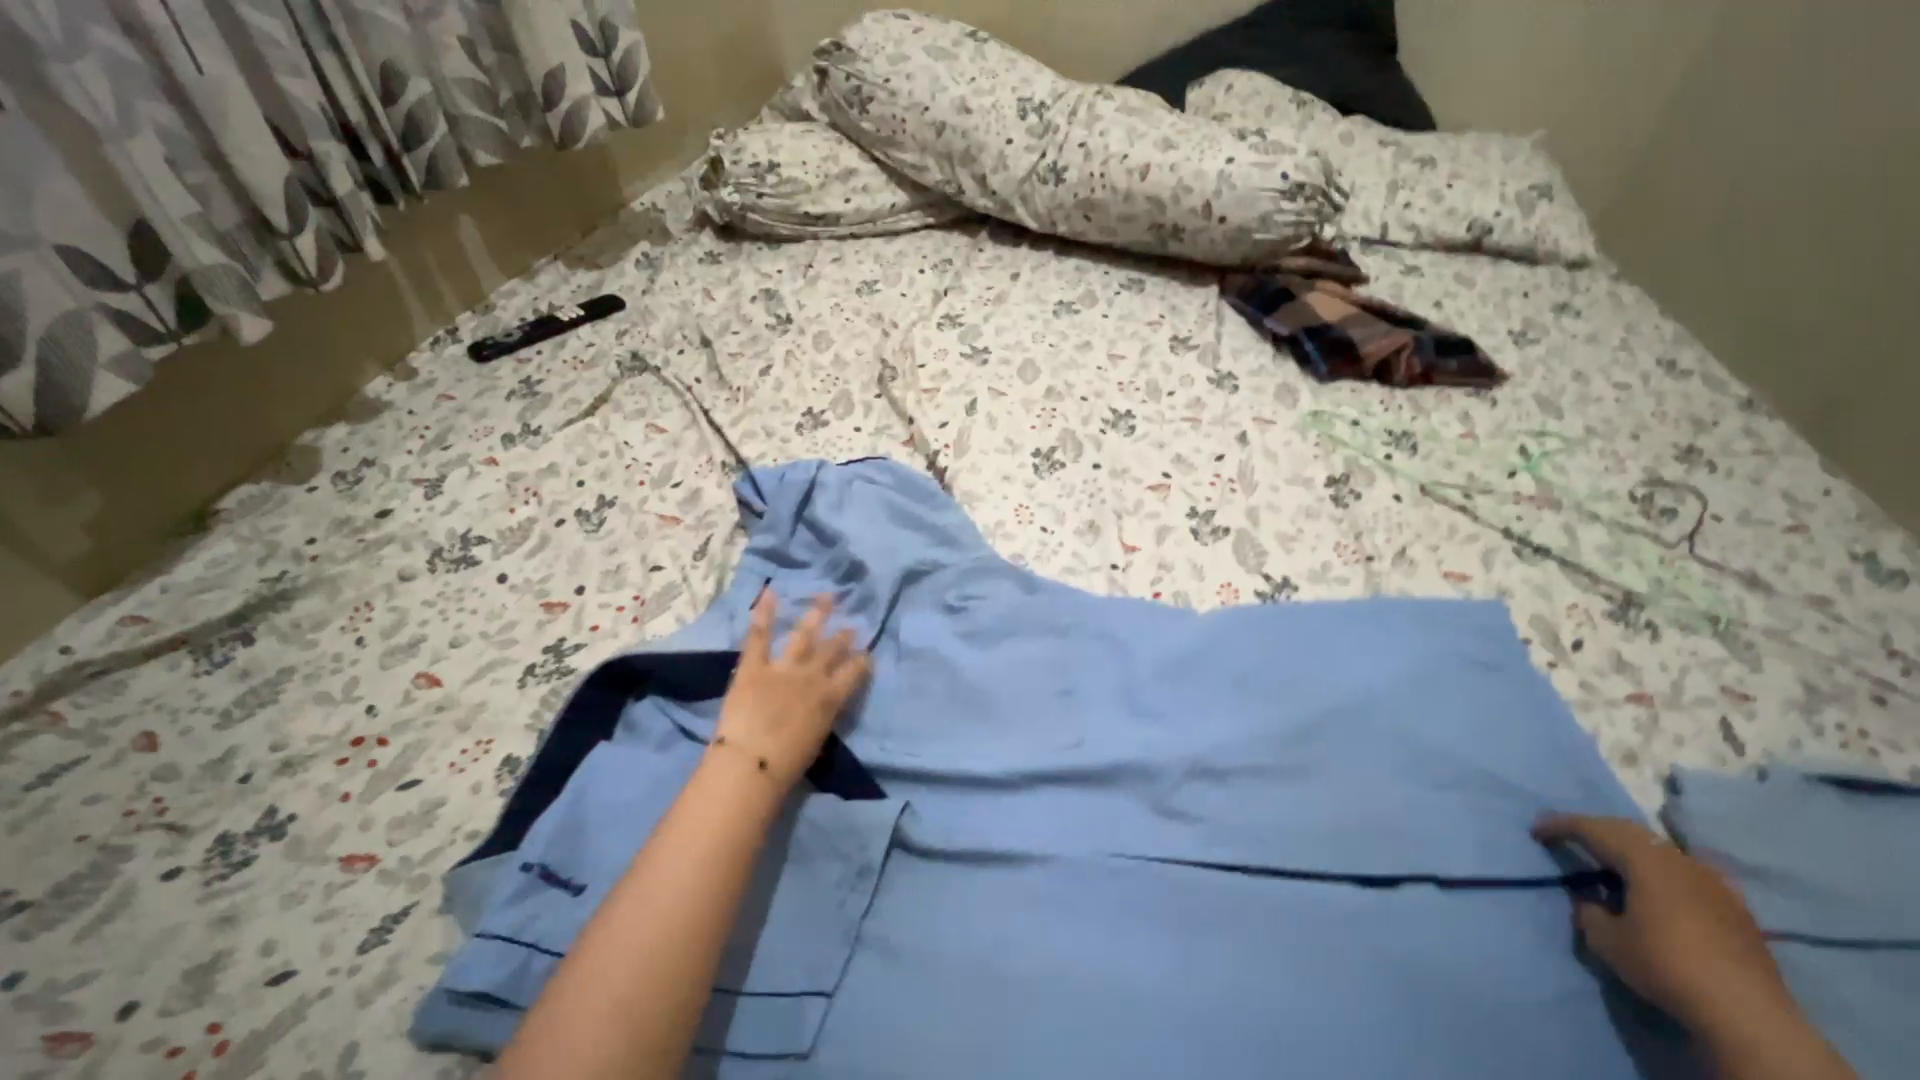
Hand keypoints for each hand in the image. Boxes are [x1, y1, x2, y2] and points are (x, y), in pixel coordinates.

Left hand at [712, 592, 869, 788]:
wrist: (752, 763)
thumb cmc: (788, 764)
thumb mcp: (818, 738)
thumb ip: (824, 715)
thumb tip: (824, 705)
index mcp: (831, 698)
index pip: (855, 672)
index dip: (862, 661)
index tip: (866, 654)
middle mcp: (812, 676)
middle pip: (832, 650)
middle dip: (843, 636)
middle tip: (850, 625)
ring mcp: (783, 668)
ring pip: (804, 635)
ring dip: (816, 614)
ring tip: (826, 597)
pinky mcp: (754, 666)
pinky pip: (760, 635)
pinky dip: (764, 613)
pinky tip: (770, 592)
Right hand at [1533, 815, 1789, 1030]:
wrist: (1746, 1011)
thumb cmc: (1665, 965)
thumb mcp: (1608, 941)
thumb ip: (1590, 912)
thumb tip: (1591, 900)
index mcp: (1646, 860)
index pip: (1595, 829)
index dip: (1562, 825)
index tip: (1536, 829)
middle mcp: (1680, 860)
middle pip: (1631, 832)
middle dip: (1597, 830)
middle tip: (1569, 837)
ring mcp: (1713, 881)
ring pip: (1661, 851)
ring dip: (1631, 851)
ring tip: (1611, 864)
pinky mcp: (1733, 906)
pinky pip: (1684, 873)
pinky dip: (1659, 872)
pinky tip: (1655, 890)